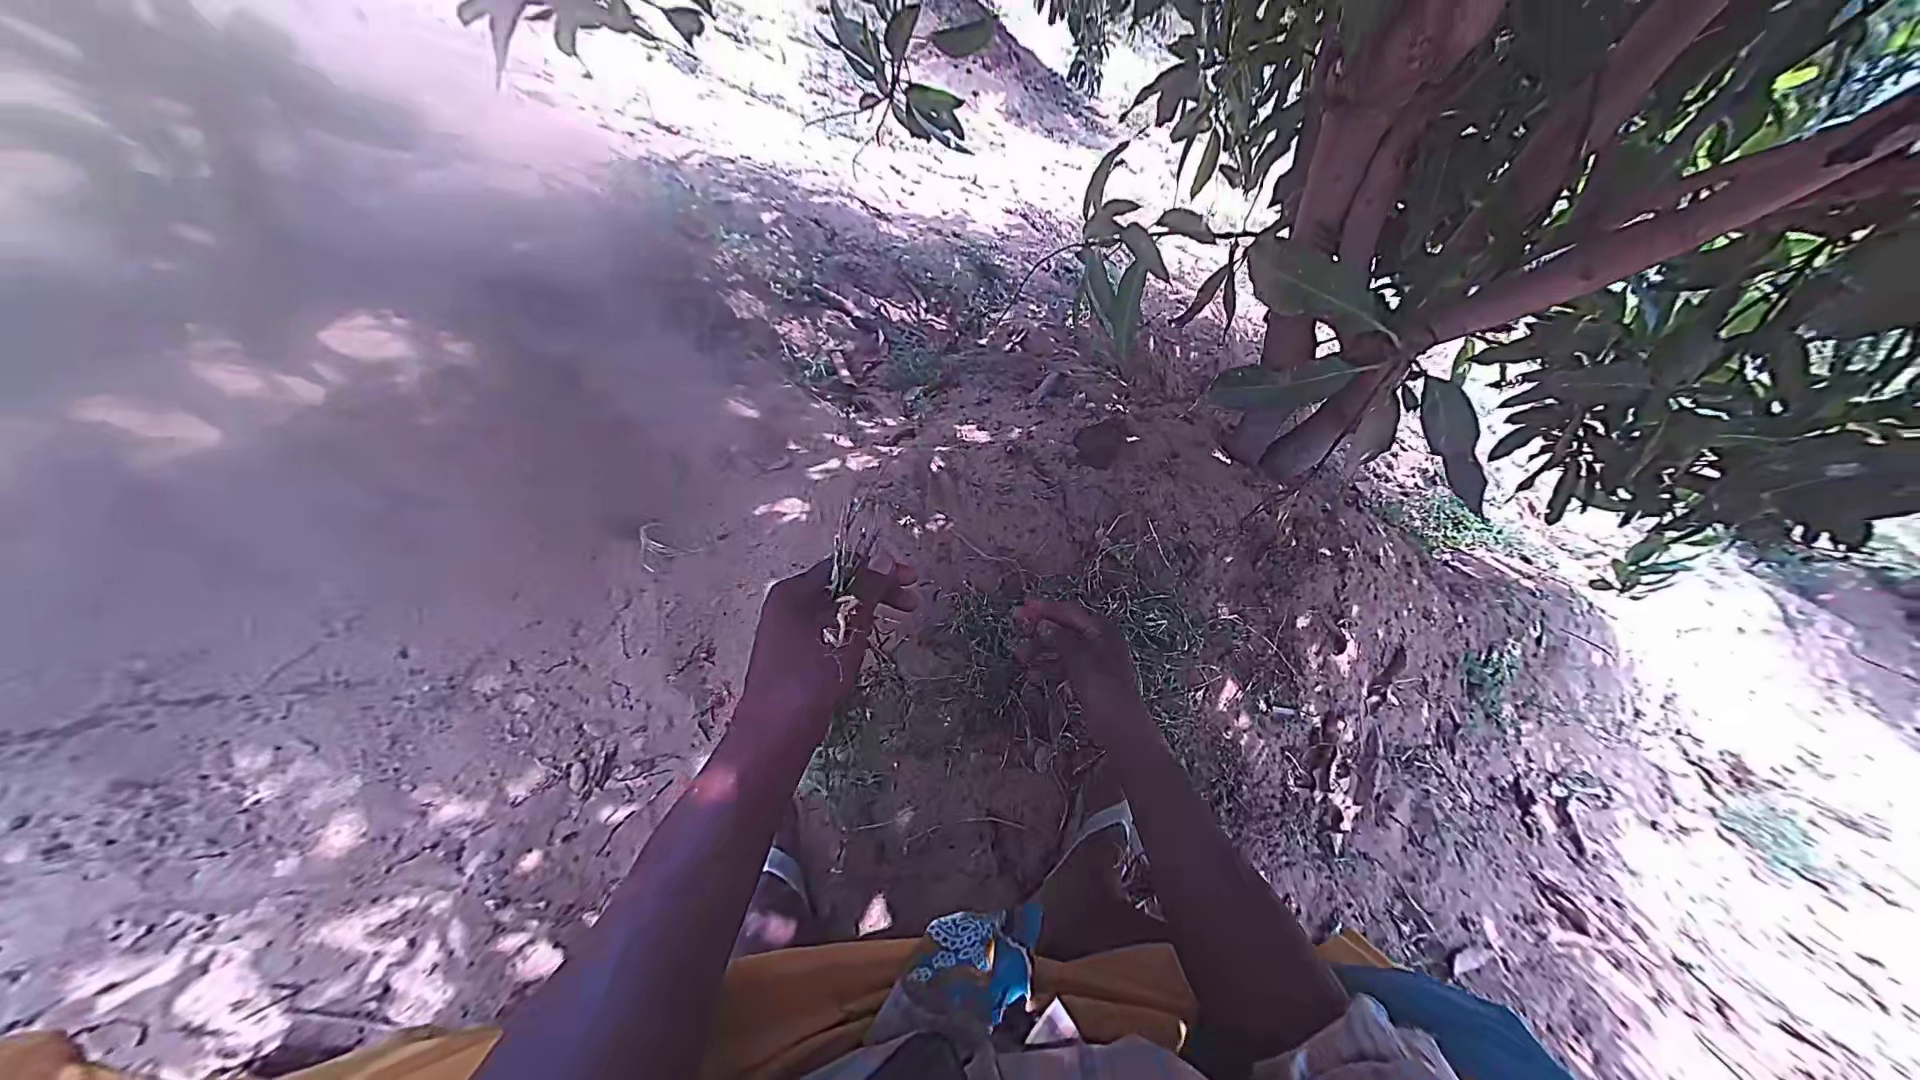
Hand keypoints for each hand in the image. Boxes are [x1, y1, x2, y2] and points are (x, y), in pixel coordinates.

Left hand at [735, 556, 918, 746]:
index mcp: (794, 590)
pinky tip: (864, 644)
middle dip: (877, 590)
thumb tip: (883, 558)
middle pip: (840, 586)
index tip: (911, 580)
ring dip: (866, 611)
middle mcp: (786, 604)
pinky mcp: (791, 654)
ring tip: (892, 623)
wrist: (776, 730)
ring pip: (834, 609)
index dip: (881, 569)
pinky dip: (850, 629)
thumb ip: (866, 589)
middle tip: (911, 603)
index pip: (844, 565)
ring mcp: (786, 630)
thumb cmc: (812, 674)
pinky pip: (826, 630)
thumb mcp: (847, 625)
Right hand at [1014, 600, 1150, 744]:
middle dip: (1039, 630)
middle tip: (1017, 632)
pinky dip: (1049, 667)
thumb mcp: (1081, 663)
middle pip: (1064, 628)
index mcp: (1101, 632)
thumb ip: (1062, 640)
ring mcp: (1094, 661)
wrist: (1123, 732)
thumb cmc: (1106, 694)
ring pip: (1062, 648)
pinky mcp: (1089, 679)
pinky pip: (1065, 666)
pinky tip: (1033, 675)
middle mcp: (1099, 642)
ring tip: (1020, 657)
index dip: (1044, 609)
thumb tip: (1044, 623)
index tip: (1021, 610)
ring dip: (1040, 650)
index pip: (1069, 612)